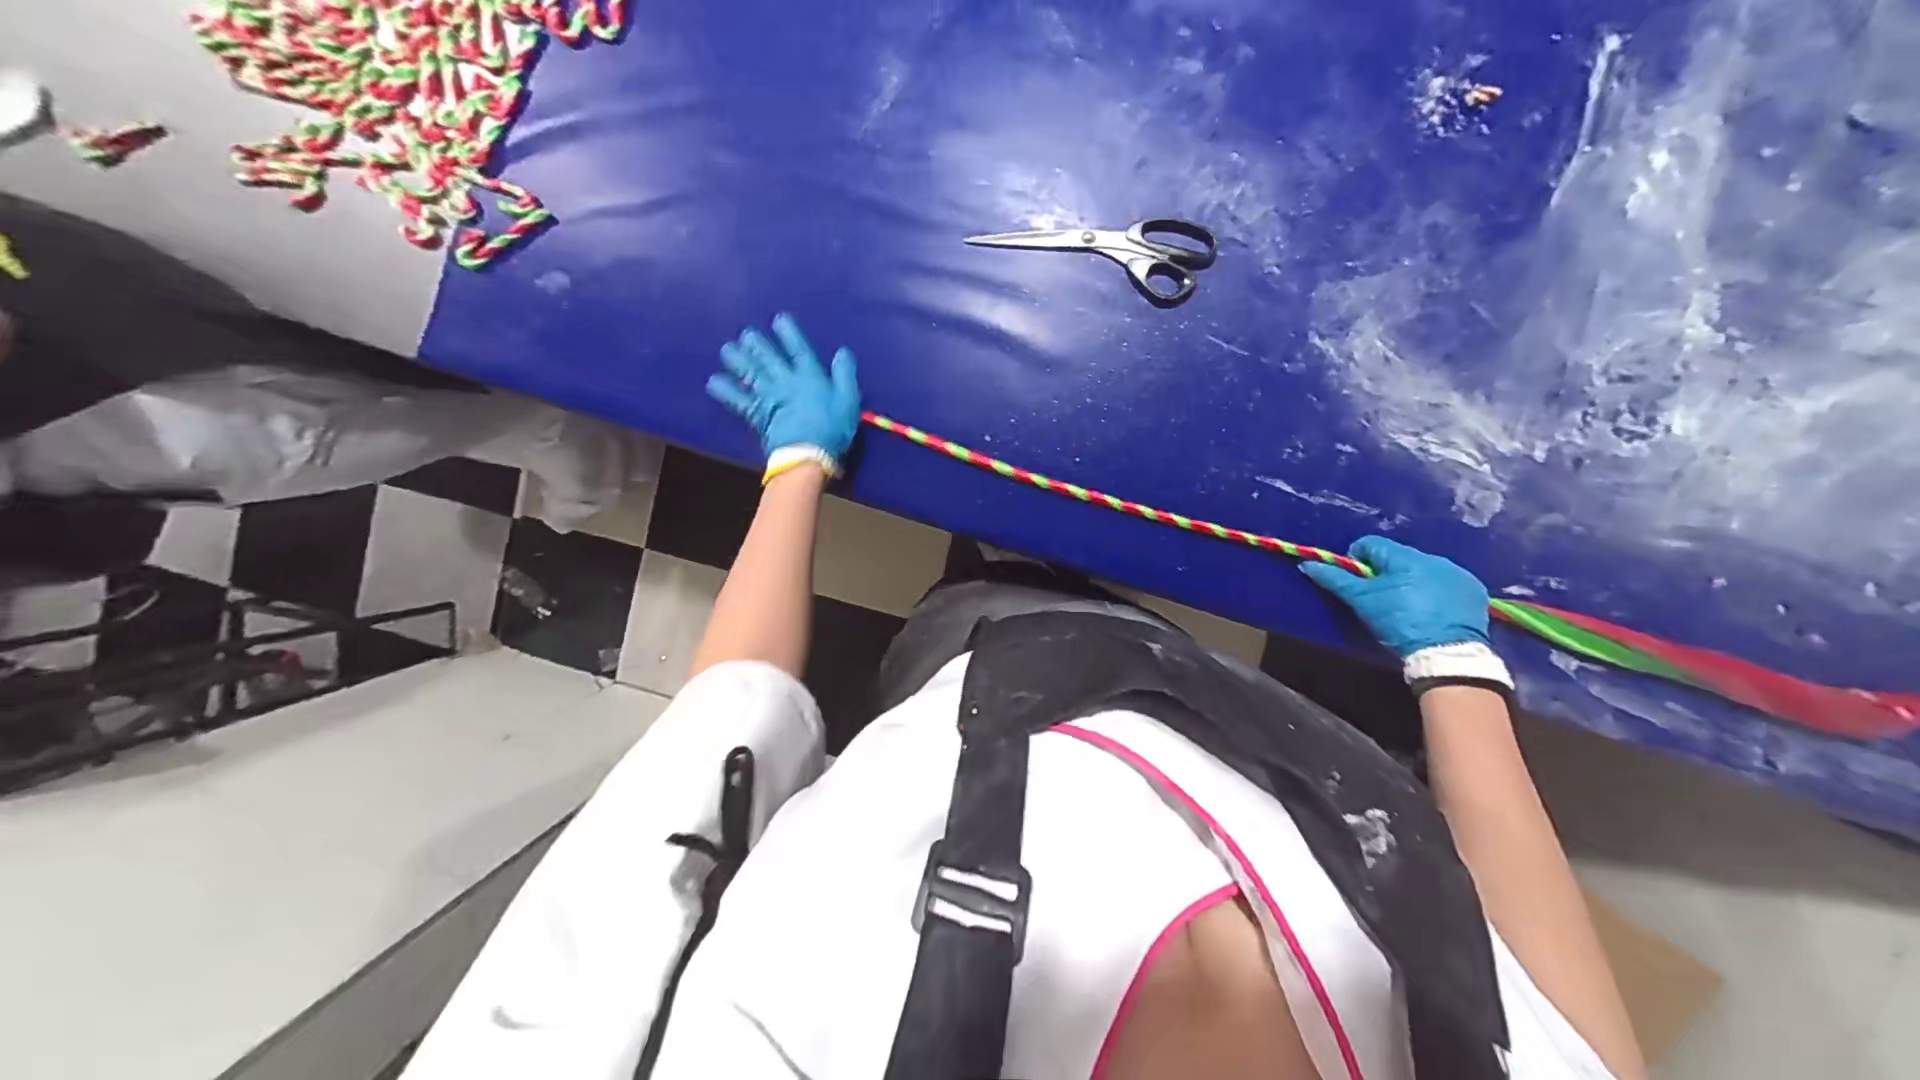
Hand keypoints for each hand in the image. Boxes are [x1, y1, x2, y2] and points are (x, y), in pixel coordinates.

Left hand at [706, 313, 860, 470]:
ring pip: (749, 373)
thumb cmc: (833, 429)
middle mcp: (785, 382)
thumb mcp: (848, 401)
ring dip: (737, 360)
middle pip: (767, 358)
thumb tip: (842, 353)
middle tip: (746, 333)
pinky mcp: (757, 414)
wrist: (807, 455)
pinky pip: (737, 399)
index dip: (788, 334)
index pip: (798, 350)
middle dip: (756, 344)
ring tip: (727, 349)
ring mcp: (768, 397)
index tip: (778, 320)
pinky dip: (725, 390)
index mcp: (809, 377)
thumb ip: (844, 375)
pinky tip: (713, 382)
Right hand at [1299, 536, 1490, 657]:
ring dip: (1410, 581)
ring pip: (1422, 569)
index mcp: (1405, 557)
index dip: (1356, 561)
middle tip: (1379, 599)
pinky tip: (1430, 611)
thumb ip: (1335, 579)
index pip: (1369, 544)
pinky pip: (1446, 583)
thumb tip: (1308, 564)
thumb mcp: (1362, 601)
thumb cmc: (1399, 623)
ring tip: (1406, 607)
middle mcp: (1434, 558)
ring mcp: (1458, 573)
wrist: (1448, 655)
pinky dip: (1434, 592)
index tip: (1357, 584)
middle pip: (1396, 558)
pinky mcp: (1474, 590)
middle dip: (1384, 574)